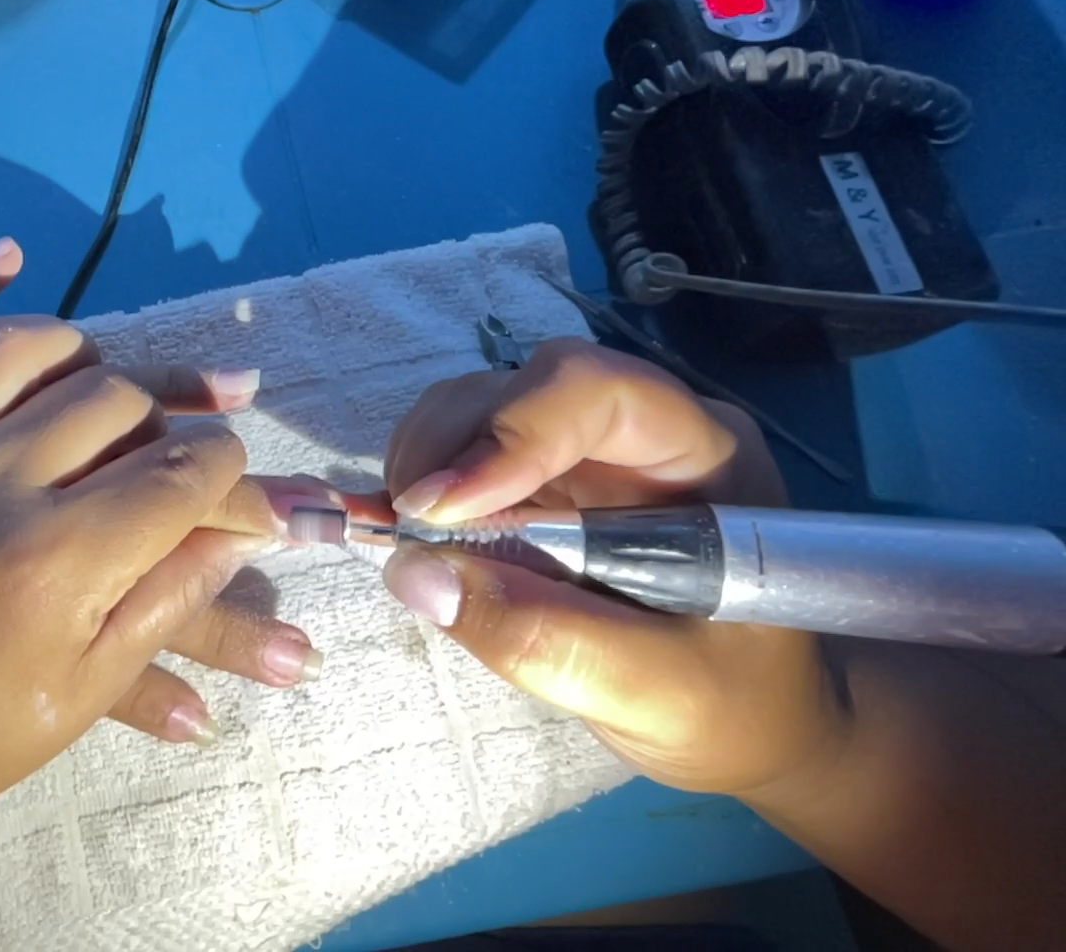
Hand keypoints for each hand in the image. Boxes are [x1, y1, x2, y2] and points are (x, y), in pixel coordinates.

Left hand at [0, 239, 269, 843]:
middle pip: (117, 402)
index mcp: (51, 565)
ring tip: (120, 388)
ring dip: (91, 358)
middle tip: (183, 457)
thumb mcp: (86, 690)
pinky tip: (9, 251)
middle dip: (173, 424)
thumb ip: (172, 597)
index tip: (238, 483)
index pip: (178, 474)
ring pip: (32, 349)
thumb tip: (241, 527)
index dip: (230, 471)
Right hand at [380, 339, 848, 796]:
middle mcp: (621, 432)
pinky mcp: (514, 477)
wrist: (720, 717)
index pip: (594, 392)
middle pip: (512, 391)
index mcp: (692, 453)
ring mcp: (562, 449)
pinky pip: (443, 446)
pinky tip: (382, 522)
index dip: (511, 433)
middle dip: (445, 452)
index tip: (442, 509)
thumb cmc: (725, 701)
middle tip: (411, 532)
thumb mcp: (656, 690)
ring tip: (410, 539)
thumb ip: (545, 637)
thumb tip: (415, 571)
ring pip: (465, 409)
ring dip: (418, 465)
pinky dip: (404, 481)